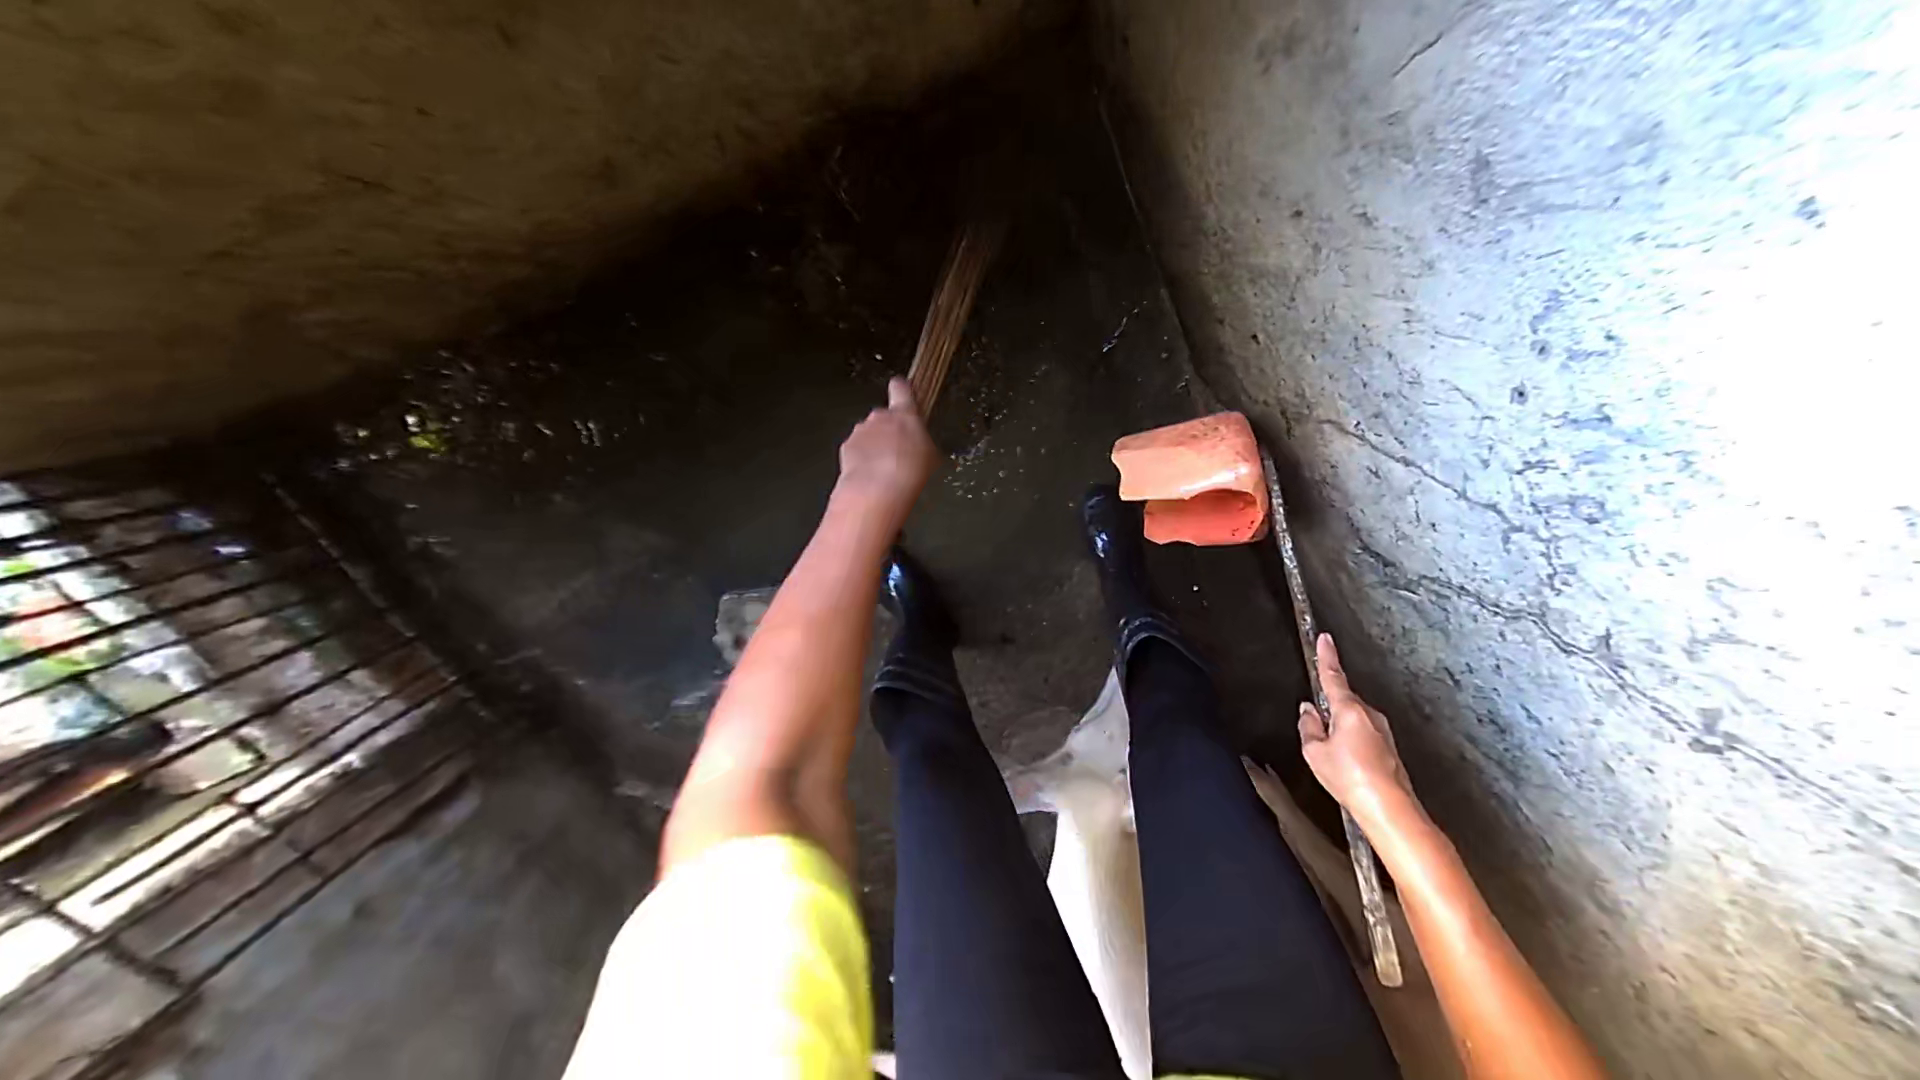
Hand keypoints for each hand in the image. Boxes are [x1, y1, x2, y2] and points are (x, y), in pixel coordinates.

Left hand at [837, 377, 936, 510]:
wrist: (879, 489)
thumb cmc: (909, 472)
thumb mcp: (931, 456)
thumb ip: (923, 442)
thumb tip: (922, 447)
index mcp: (904, 414)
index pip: (901, 388)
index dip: (902, 389)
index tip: (902, 389)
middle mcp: (880, 417)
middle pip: (884, 417)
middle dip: (889, 431)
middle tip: (899, 452)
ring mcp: (861, 431)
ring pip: (869, 435)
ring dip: (875, 447)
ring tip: (886, 470)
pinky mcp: (847, 447)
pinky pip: (856, 450)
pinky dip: (862, 459)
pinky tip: (872, 476)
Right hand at [1298, 634, 1415, 827]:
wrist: (1388, 809)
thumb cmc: (1352, 779)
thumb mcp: (1314, 751)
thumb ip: (1308, 726)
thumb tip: (1308, 713)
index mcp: (1349, 710)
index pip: (1333, 675)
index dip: (1327, 656)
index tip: (1325, 639)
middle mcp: (1369, 716)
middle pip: (1341, 702)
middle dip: (1326, 713)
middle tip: (1316, 736)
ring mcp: (1382, 731)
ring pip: (1351, 721)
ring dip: (1338, 733)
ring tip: (1332, 760)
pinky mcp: (1388, 747)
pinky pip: (1362, 736)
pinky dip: (1350, 745)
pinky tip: (1346, 766)